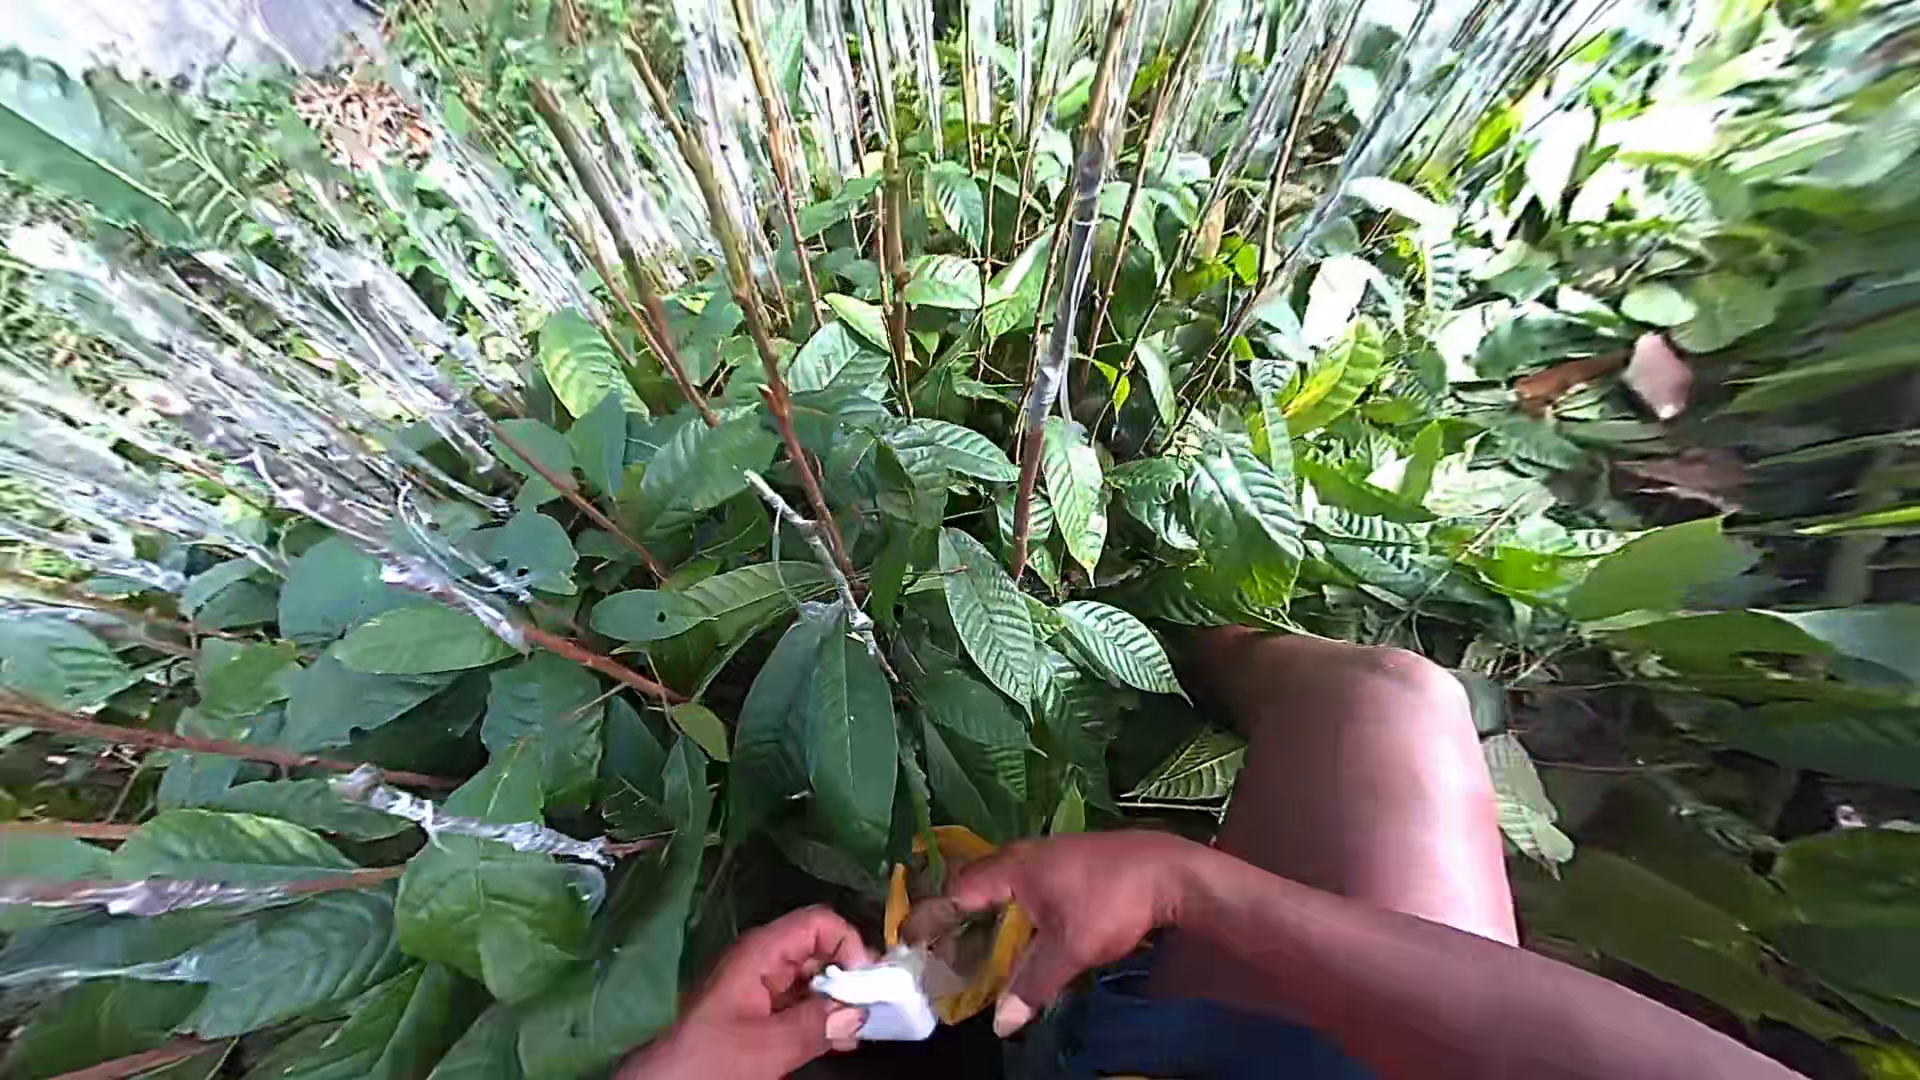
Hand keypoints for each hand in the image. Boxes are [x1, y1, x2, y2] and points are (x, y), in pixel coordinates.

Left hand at [621, 906, 871, 1078]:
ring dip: (838, 998)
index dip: (848, 943)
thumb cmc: (706, 1062)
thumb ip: (813, 1026)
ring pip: (811, 976)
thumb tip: (858, 1012)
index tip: (867, 982)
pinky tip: (839, 1038)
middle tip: (873, 1007)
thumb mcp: (763, 1049)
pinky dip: (821, 1015)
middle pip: (818, 946)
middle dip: (848, 971)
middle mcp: (763, 958)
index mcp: (762, 951)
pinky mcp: (755, 1012)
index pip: (818, 922)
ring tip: (862, 1027)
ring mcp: (759, 985)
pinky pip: (798, 1002)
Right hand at [942, 831, 1208, 1036]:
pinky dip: (1002, 905)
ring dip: (978, 909)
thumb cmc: (1110, 901)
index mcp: (1014, 868)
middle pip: (973, 880)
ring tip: (968, 942)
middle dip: (951, 912)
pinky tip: (1013, 928)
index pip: (959, 890)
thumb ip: (1033, 983)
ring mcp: (1043, 855)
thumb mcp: (1071, 949)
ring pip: (996, 880)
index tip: (908, 938)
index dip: (932, 915)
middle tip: (936, 948)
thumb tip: (1000, 1022)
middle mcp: (1022, 855)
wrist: (1162, 870)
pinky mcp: (1061, 862)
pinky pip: (1016, 881)